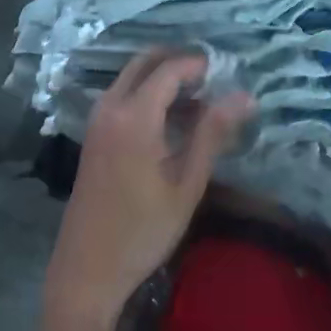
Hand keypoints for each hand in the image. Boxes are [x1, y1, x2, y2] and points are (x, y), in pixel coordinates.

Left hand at [46, 51, 254, 316]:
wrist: (86, 270)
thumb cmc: (143, 231)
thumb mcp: (187, 185)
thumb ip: (212, 134)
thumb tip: (244, 96)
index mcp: (134, 117)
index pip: (169, 69)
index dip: (198, 65)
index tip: (226, 73)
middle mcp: (110, 108)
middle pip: (144, 62)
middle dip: (178, 61)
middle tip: (212, 78)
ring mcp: (97, 120)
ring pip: (131, 76)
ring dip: (162, 76)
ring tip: (199, 98)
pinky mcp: (93, 134)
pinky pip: (122, 94)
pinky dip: (147, 91)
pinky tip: (171, 118)